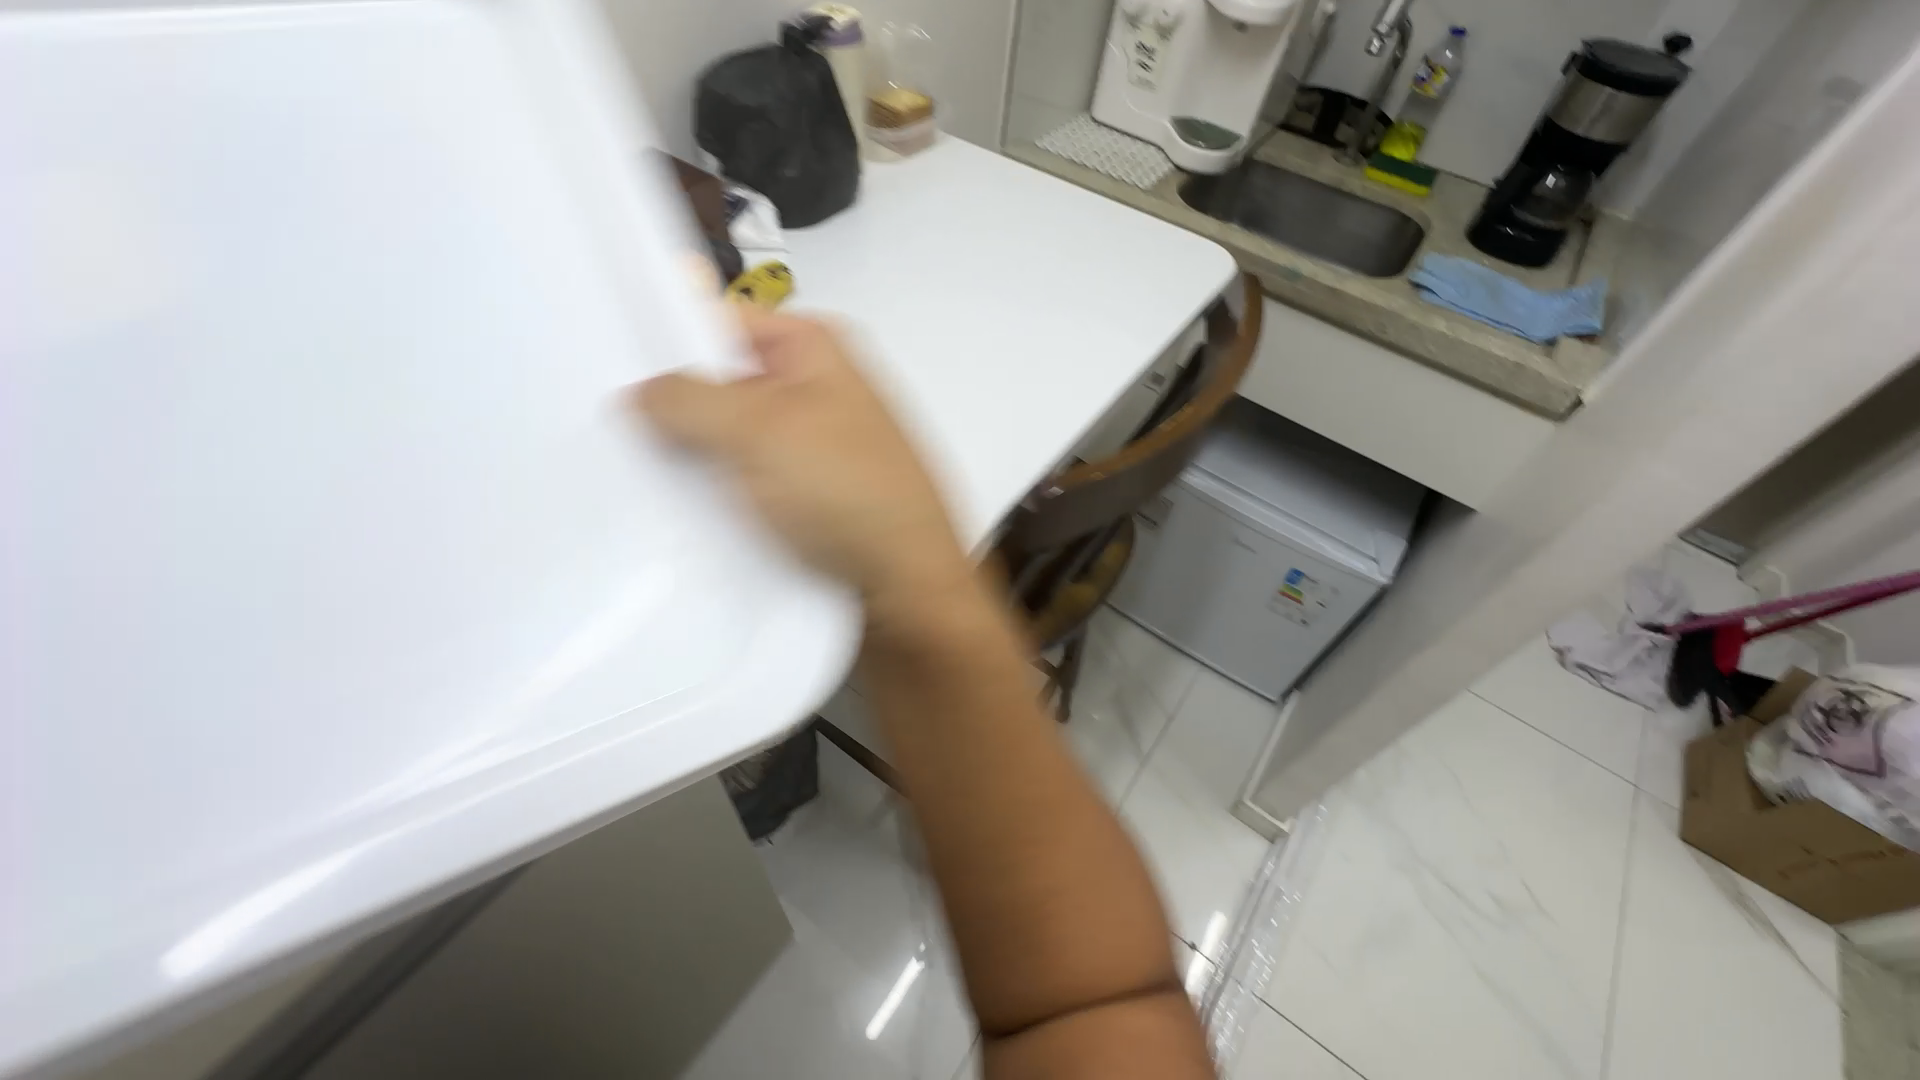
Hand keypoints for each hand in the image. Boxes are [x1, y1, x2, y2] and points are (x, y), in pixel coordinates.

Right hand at [636, 302, 974, 628]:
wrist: (910, 587)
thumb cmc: (851, 496)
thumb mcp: (759, 432)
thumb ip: (689, 400)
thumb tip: (643, 392)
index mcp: (816, 347)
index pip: (720, 324)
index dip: (667, 346)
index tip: (614, 377)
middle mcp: (819, 388)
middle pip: (724, 385)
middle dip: (678, 410)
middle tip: (623, 437)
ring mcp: (817, 444)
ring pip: (736, 440)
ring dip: (698, 459)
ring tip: (649, 481)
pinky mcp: (814, 493)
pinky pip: (753, 480)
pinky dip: (724, 493)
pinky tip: (692, 514)